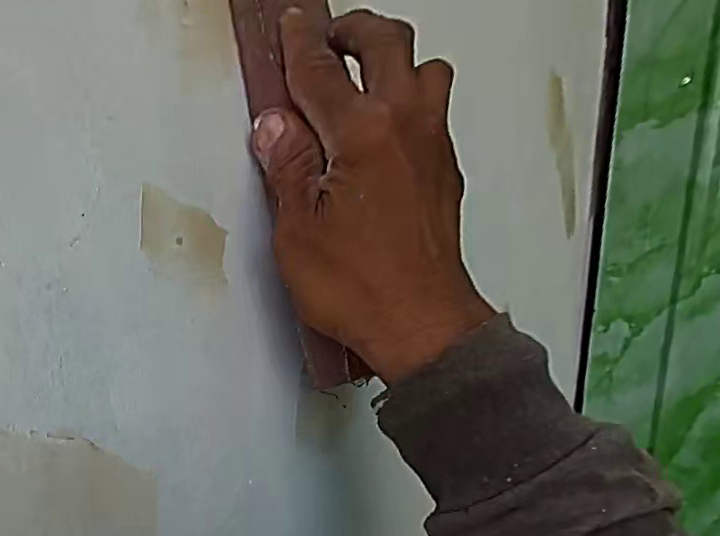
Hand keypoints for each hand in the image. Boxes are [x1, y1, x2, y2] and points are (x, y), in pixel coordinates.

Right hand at [251, 9, 495, 383]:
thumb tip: (274, 124)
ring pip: (423, 67)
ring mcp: (433, 144)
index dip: (299, 46)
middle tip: (326, 36)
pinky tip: (387, 129)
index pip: (321, 73)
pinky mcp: (445, 170)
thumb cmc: (356, 286)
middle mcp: (405, 123)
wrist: (417, 321)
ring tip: (363, 80)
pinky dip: (410, 97)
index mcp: (361, 134)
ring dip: (392, 60)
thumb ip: (288, 169)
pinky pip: (434, 107)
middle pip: (385, 43)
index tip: (290, 26)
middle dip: (351, 30)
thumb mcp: (297, 233)